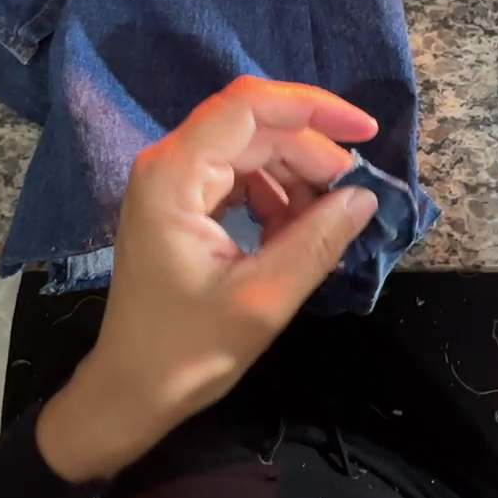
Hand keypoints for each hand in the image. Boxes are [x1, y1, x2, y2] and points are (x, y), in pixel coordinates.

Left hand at [36, 76, 380, 481]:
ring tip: (328, 222)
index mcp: (175, 175)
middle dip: (311, 154)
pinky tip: (296, 230)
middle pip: (254, 128)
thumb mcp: (263, 299)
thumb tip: (365, 196)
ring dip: (297, 178)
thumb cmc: (186, 352)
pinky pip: (240, 177)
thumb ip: (316, 242)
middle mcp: (170, 163)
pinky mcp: (183, 201)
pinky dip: (276, 196)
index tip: (366, 131)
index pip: (248, 107)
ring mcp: (174, 180)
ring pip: (252, 150)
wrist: (130, 390)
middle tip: (356, 195)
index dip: (312, 108)